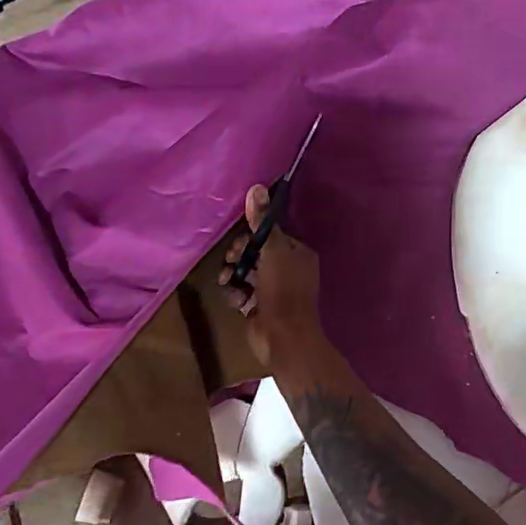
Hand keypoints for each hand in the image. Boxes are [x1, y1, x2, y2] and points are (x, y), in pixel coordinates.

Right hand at [217, 183, 323, 366]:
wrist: (284, 337)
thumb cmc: (283, 290)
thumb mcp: (273, 251)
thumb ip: (262, 222)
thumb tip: (256, 187)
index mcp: (298, 254)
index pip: (271, 236)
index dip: (252, 237)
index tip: (239, 244)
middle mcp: (289, 270)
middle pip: (257, 254)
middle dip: (240, 256)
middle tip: (231, 261)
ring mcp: (275, 290)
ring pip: (248, 273)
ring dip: (234, 274)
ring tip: (227, 280)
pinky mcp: (261, 307)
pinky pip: (243, 293)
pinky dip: (236, 293)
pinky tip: (234, 298)